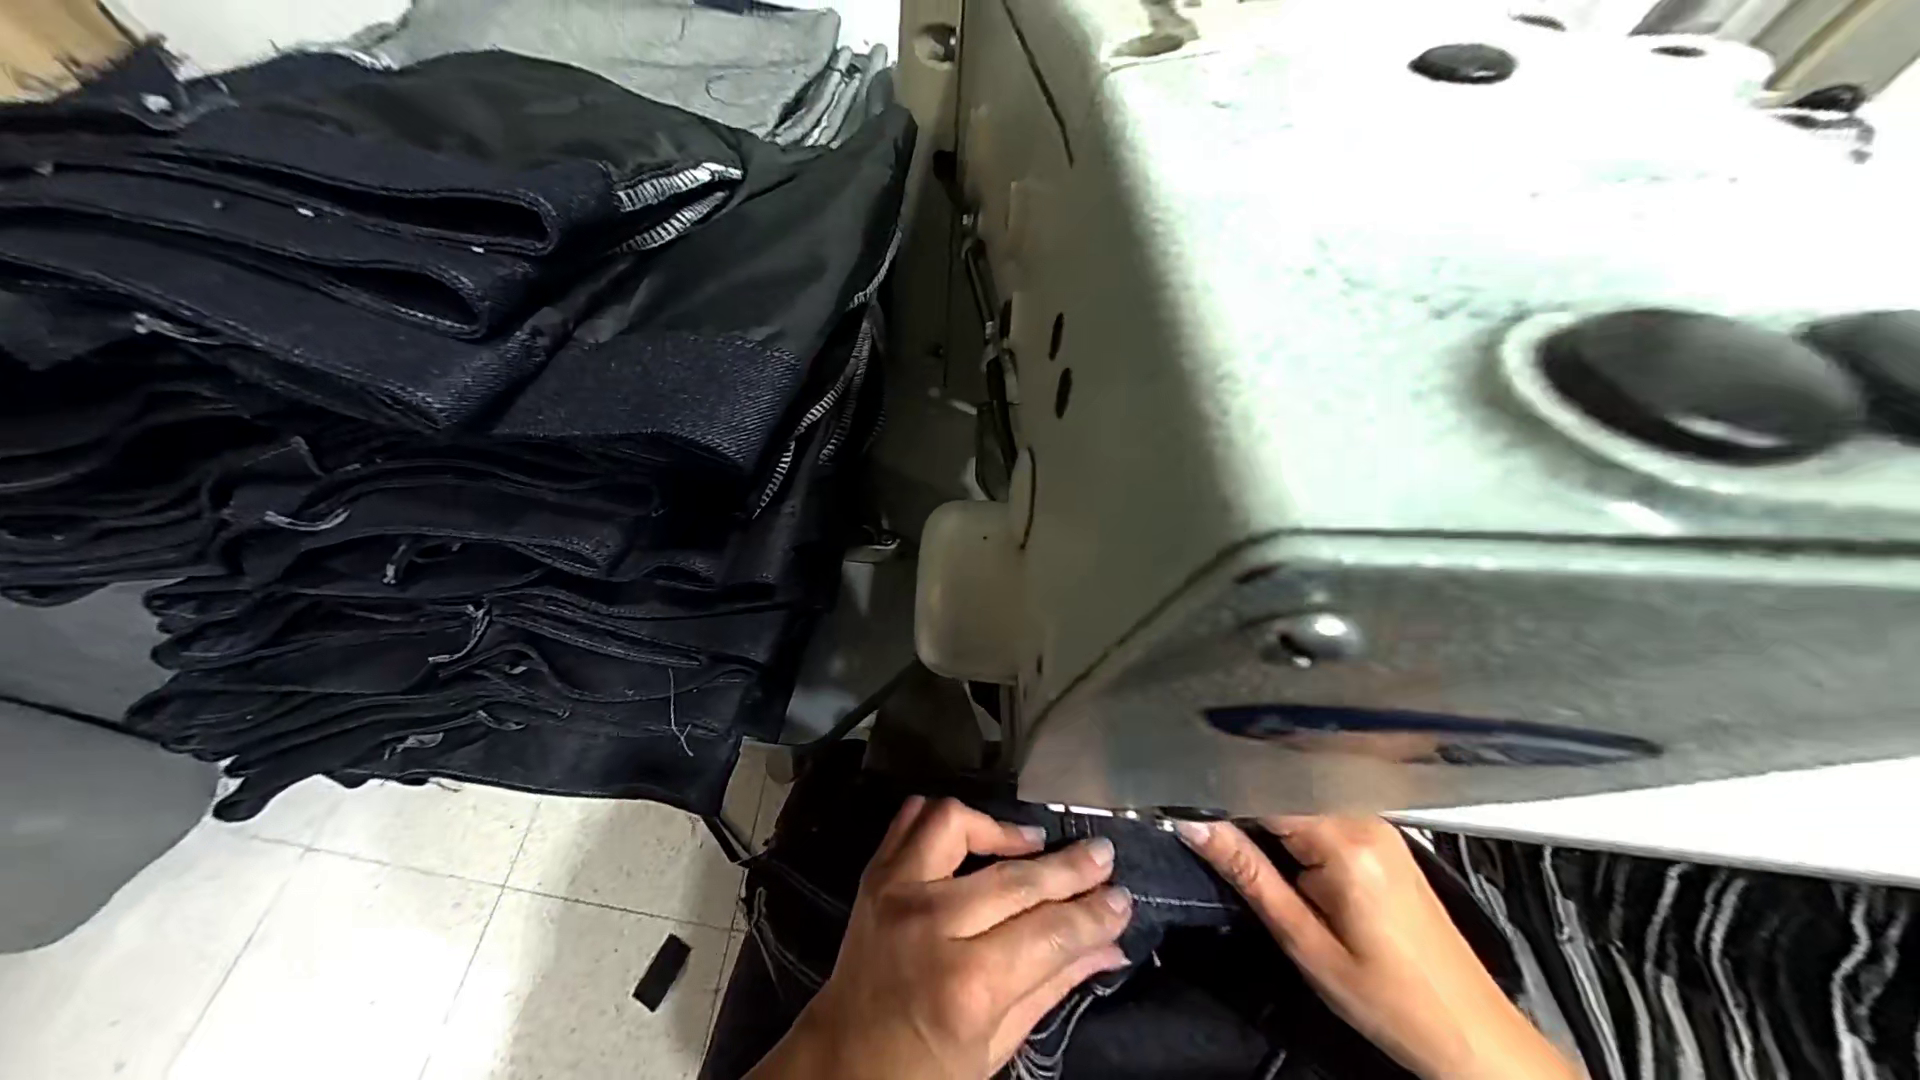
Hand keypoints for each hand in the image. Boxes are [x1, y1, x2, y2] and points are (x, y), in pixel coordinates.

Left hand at [748, 796, 1132, 1079]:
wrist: (842, 1062)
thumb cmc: (925, 1068)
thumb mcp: (997, 1045)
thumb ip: (1055, 984)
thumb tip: (1112, 944)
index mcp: (965, 986)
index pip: (1049, 934)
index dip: (1093, 914)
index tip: (1122, 897)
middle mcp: (930, 925)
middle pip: (1016, 880)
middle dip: (1069, 868)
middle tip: (1102, 855)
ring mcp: (896, 890)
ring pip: (959, 826)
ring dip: (1003, 830)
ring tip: (1035, 844)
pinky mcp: (876, 874)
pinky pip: (913, 817)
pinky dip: (949, 817)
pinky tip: (976, 833)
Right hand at [1175, 816, 1579, 1079]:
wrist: (1474, 1036)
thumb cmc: (1391, 1001)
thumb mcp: (1304, 940)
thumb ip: (1246, 872)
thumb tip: (1191, 823)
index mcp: (1345, 841)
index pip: (1260, 790)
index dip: (1214, 795)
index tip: (1178, 804)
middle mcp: (1364, 817)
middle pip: (1278, 785)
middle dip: (1233, 799)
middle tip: (1194, 820)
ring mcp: (1377, 823)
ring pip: (1295, 794)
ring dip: (1258, 810)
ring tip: (1226, 831)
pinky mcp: (1380, 836)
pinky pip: (1318, 809)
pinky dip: (1285, 821)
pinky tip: (1270, 843)